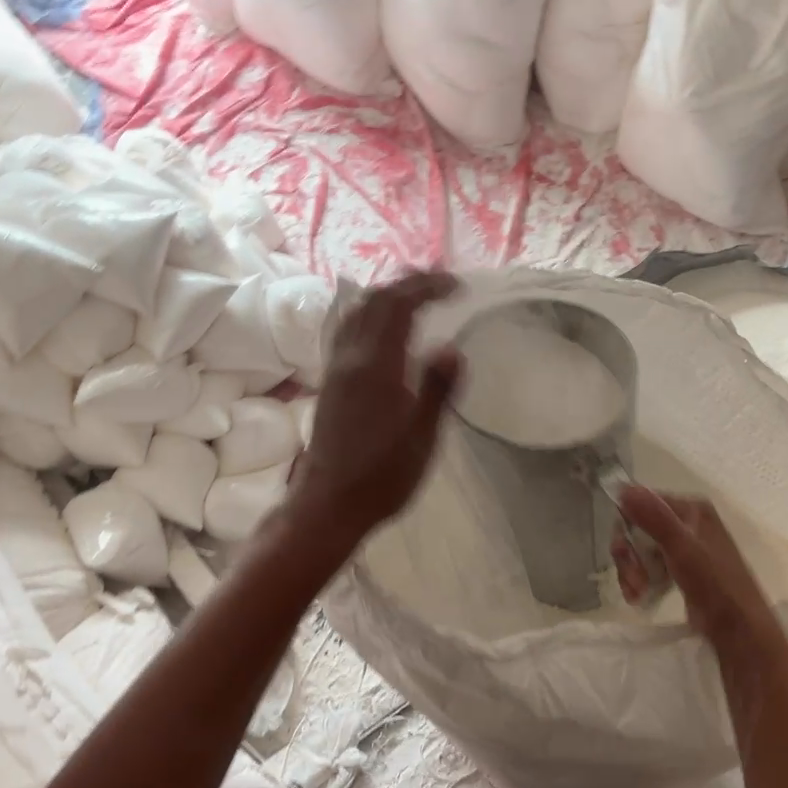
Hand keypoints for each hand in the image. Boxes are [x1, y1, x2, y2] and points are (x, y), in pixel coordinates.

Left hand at [289, 272, 462, 545]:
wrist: (329, 504)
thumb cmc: (381, 476)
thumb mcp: (421, 438)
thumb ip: (437, 390)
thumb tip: (452, 348)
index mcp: (376, 366)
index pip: (399, 306)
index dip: (428, 287)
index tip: (458, 287)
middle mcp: (350, 358)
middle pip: (375, 301)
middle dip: (408, 283)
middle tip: (442, 284)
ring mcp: (336, 369)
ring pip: (357, 313)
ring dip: (387, 296)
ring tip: (416, 299)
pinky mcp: (330, 384)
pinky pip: (349, 331)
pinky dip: (372, 315)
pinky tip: (385, 332)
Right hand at [614, 487, 782, 655]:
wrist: (737, 626)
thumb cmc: (714, 584)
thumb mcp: (682, 548)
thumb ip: (654, 518)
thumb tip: (624, 489)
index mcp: (691, 509)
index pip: (643, 503)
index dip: (627, 526)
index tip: (623, 553)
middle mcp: (687, 522)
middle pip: (638, 528)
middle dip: (629, 557)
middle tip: (633, 581)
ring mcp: (684, 547)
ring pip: (641, 550)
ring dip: (632, 572)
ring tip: (636, 594)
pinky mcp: (680, 569)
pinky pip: (649, 566)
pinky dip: (641, 580)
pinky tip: (640, 597)